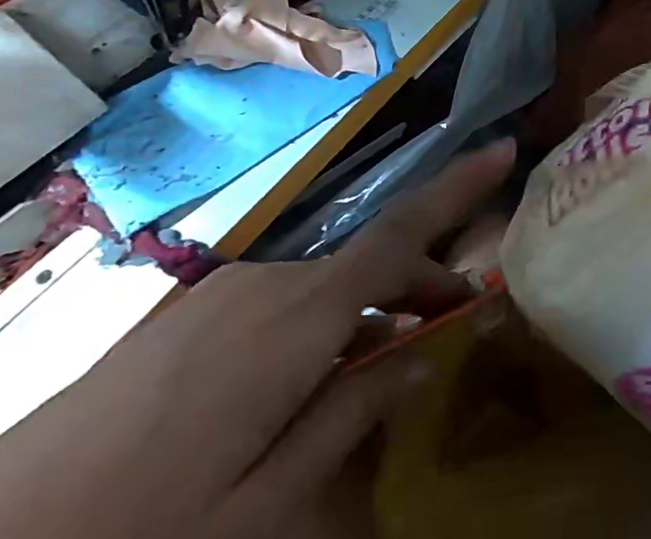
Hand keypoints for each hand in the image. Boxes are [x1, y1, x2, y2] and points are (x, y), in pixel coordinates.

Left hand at [0, 140, 516, 538]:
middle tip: (457, 324)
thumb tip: (417, 355)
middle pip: (367, 263)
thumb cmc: (146, 533)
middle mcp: (262, 287)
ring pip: (324, 287)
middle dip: (420, 285)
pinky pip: (279, 304)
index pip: (400, 235)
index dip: (458, 189)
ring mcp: (218, 296)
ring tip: (385, 363)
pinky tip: (309, 380)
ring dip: (368, 312)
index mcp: (296, 322)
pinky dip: (320, 323)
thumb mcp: (272, 502)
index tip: (504, 149)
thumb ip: (354, 414)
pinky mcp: (187, 315)